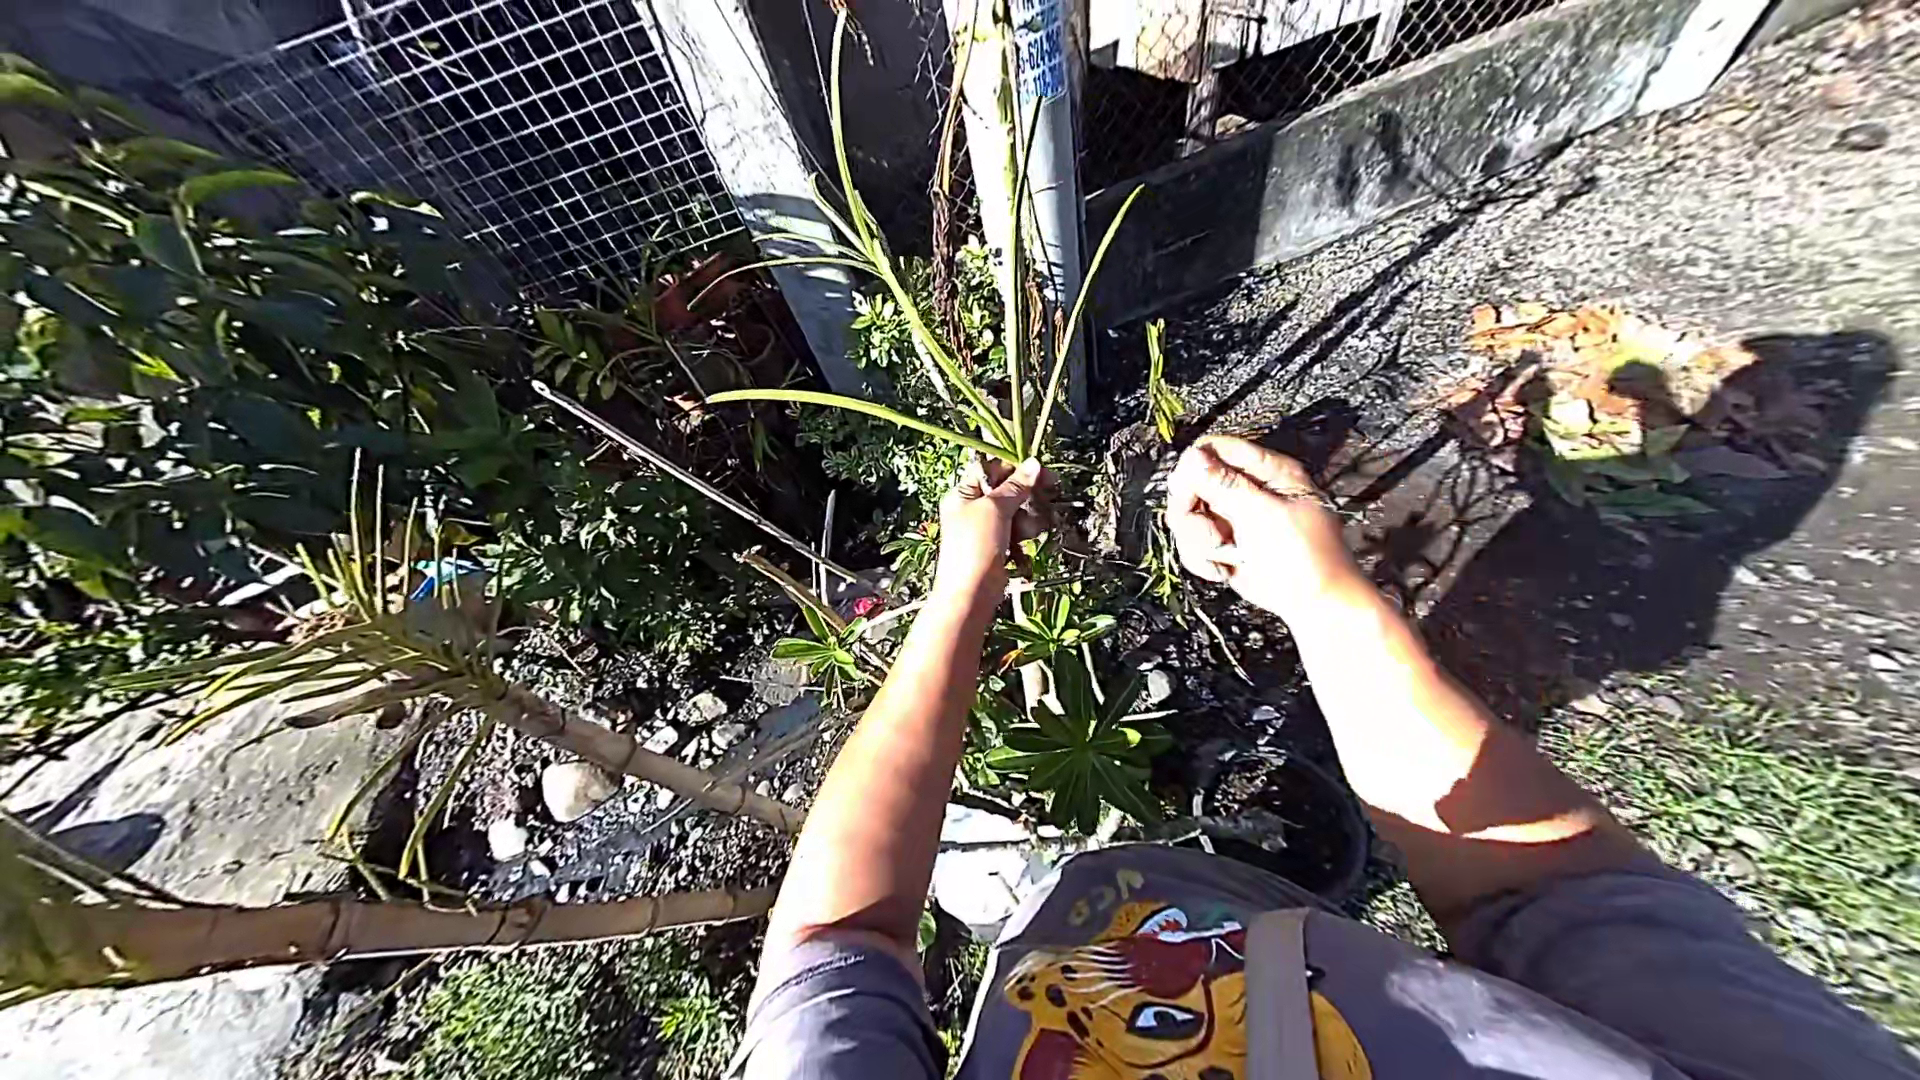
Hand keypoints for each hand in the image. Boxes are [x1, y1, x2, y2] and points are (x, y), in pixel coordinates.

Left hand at [932, 456, 1046, 602]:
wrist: (971, 594)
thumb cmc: (975, 547)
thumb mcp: (995, 509)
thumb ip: (1015, 486)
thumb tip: (1034, 463)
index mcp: (963, 494)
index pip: (992, 470)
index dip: (1017, 471)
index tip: (1043, 475)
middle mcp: (972, 508)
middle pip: (1008, 491)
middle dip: (1026, 499)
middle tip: (1044, 503)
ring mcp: (985, 528)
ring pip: (1016, 512)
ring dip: (1027, 520)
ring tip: (1026, 534)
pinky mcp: (997, 546)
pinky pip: (1017, 531)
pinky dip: (1023, 536)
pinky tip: (1024, 546)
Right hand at [1165, 435, 1364, 620]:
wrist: (1312, 603)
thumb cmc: (1307, 558)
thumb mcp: (1264, 515)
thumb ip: (1226, 485)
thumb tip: (1194, 457)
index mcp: (1267, 471)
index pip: (1214, 449)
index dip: (1194, 470)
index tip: (1191, 495)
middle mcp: (1246, 489)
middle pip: (1190, 484)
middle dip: (1193, 515)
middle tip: (1212, 534)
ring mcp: (1232, 515)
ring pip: (1186, 516)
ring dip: (1199, 542)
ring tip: (1227, 554)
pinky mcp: (1221, 541)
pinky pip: (1190, 541)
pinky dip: (1201, 558)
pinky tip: (1224, 567)